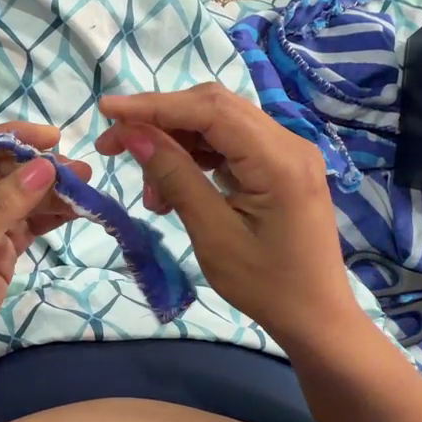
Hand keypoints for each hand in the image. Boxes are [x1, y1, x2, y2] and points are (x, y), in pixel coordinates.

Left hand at [0, 122, 91, 382]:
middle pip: (3, 171)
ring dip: (51, 192)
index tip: (51, 137)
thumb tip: (44, 166)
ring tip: (87, 188)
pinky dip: (51, 217)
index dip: (11, 138)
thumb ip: (2, 207)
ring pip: (20, 198)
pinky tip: (77, 210)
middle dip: (39, 167)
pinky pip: (28, 224)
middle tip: (80, 170)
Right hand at [97, 84, 358, 346]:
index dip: (154, 105)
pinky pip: (227, 143)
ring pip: (217, 123)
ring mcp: (286, 152)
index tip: (107, 110)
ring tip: (149, 190)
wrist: (315, 316)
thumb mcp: (212, 234)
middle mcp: (288, 143)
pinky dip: (192, 155)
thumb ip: (174, 177)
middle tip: (113, 146)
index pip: (209, 110)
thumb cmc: (265, 284)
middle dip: (159, 119)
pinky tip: (171, 186)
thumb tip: (132, 134)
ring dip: (174, 142)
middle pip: (213, 107)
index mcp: (278, 161)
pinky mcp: (278, 165)